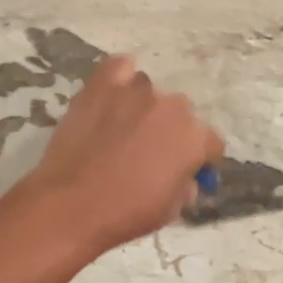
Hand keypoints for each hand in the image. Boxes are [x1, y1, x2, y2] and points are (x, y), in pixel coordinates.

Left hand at [18, 54, 223, 253]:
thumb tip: (183, 176)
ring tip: (124, 130)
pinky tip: (113, 96)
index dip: (200, 159)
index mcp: (194, 139)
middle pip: (181, 114)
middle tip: (149, 154)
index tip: (185, 171)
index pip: (211, 143)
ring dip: (144, 109)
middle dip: (171, 132)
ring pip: (150, 93)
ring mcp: (136, 91)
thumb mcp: (171, 211)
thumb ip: (186, 185)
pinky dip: (120, 79)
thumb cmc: (126, 214)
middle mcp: (172, 107)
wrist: (71, 206)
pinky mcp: (102, 84)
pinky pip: (119, 68)